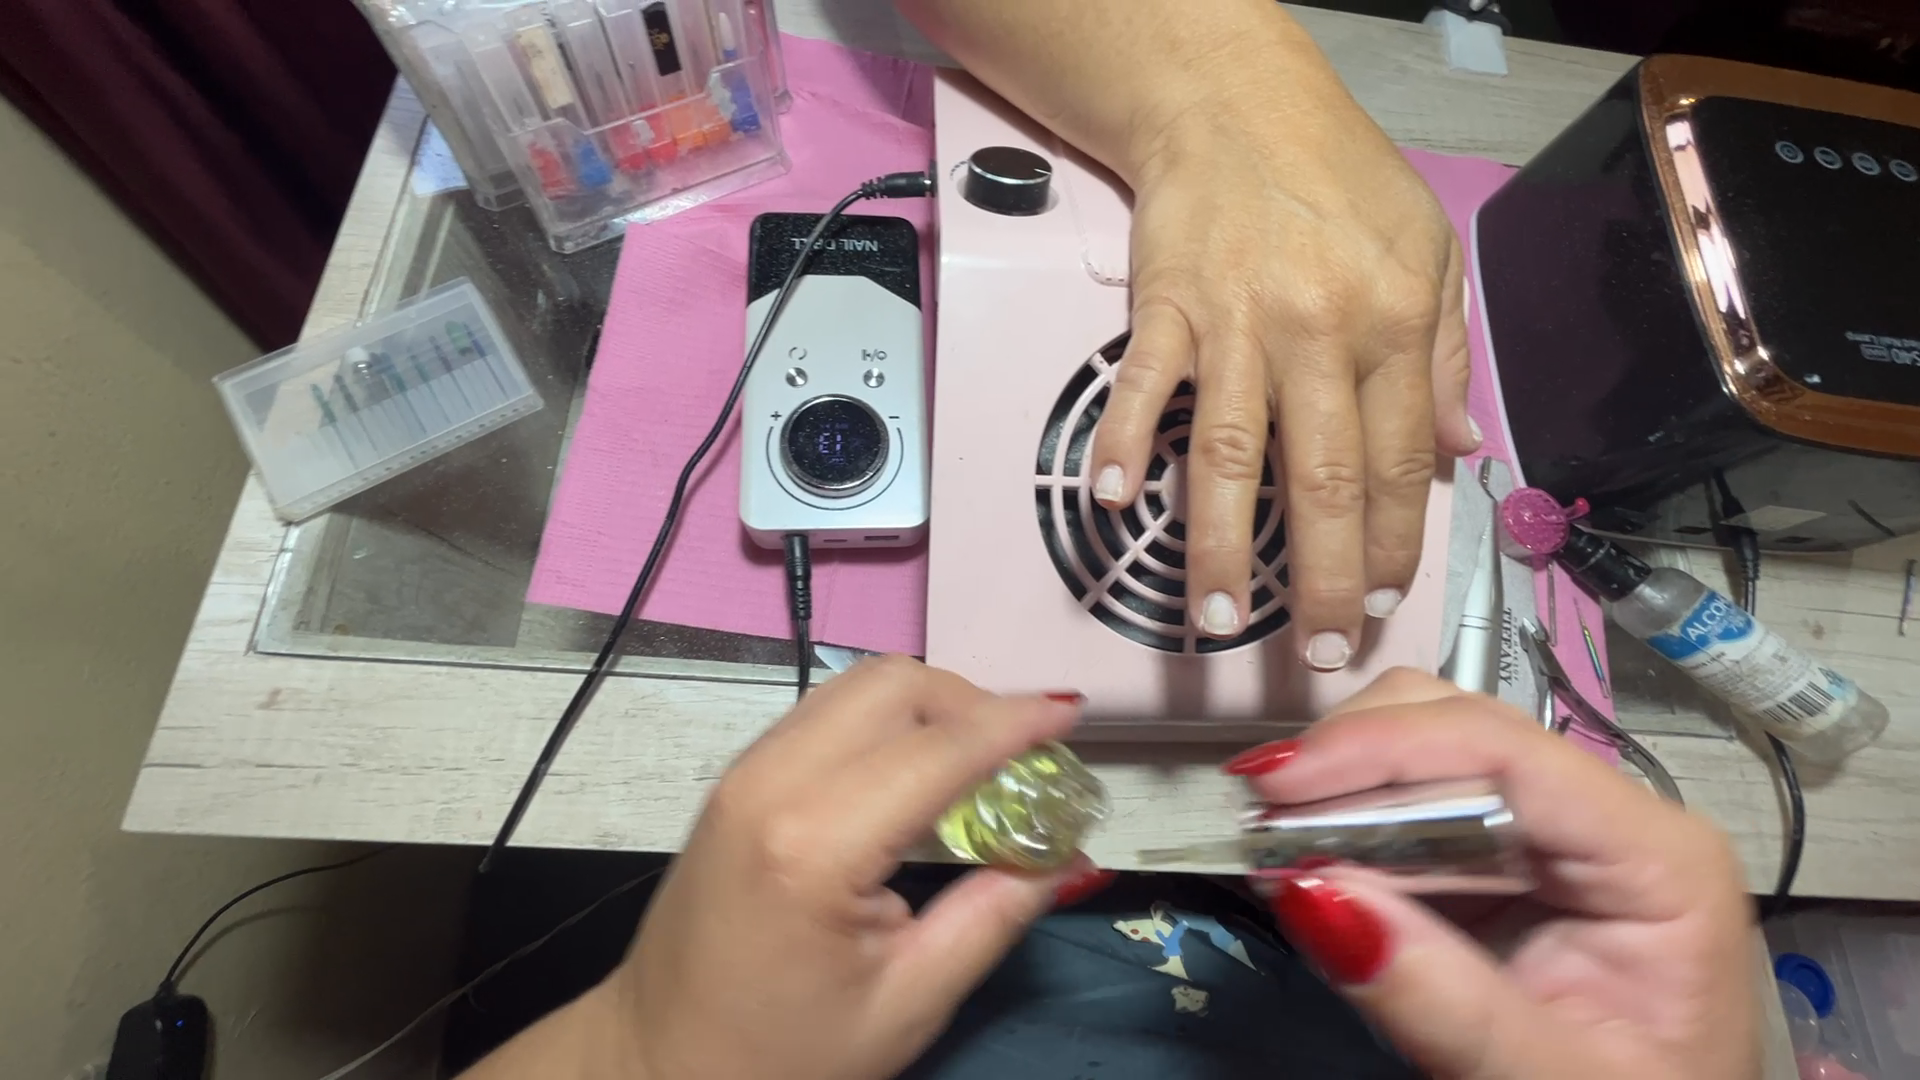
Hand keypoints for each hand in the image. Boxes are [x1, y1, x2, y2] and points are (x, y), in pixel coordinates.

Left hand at [600, 658, 1102, 1079]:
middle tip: (1017, 758)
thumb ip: (994, 914)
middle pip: (895, 683)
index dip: (1013, 723)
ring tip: (975, 762)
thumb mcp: (907, 1003)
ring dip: (932, 704)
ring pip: (863, 683)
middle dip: (971, 702)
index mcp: (816, 843)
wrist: (654, 1062)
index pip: (937, 749)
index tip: (1069, 712)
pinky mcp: (744, 768)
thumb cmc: (782, 1056)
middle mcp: (775, 777)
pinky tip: (915, 768)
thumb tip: (1064, 852)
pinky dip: (890, 717)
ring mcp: (750, 764)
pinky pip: (834, 707)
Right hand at [1090, 77, 1479, 668]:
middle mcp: (1316, 334)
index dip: (1388, 545)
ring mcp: (1233, 323)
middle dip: (1318, 577)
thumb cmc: (1334, 179)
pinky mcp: (1164, 310)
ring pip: (1230, 452)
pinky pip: (1142, 385)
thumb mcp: (1427, 252)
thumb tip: (1463, 448)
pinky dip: (1122, 441)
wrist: (1236, 110)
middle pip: (1321, 478)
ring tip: (1217, 616)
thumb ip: (1442, 357)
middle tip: (1313, 651)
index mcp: (1389, 324)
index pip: (1399, 461)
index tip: (1373, 607)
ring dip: (1220, 542)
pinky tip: (1110, 499)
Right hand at [1222, 669, 1757, 1078]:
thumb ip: (1443, 1003)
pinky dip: (1335, 795)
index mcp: (1649, 854)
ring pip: (1410, 731)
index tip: (1274, 782)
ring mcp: (1537, 809)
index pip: (1500, 749)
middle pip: (1445, 718)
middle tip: (1263, 815)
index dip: (1376, 746)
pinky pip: (1395, 775)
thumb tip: (1310, 891)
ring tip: (1276, 831)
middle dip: (1342, 755)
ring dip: (1329, 771)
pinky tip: (1304, 836)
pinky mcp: (1483, 825)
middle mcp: (1593, 805)